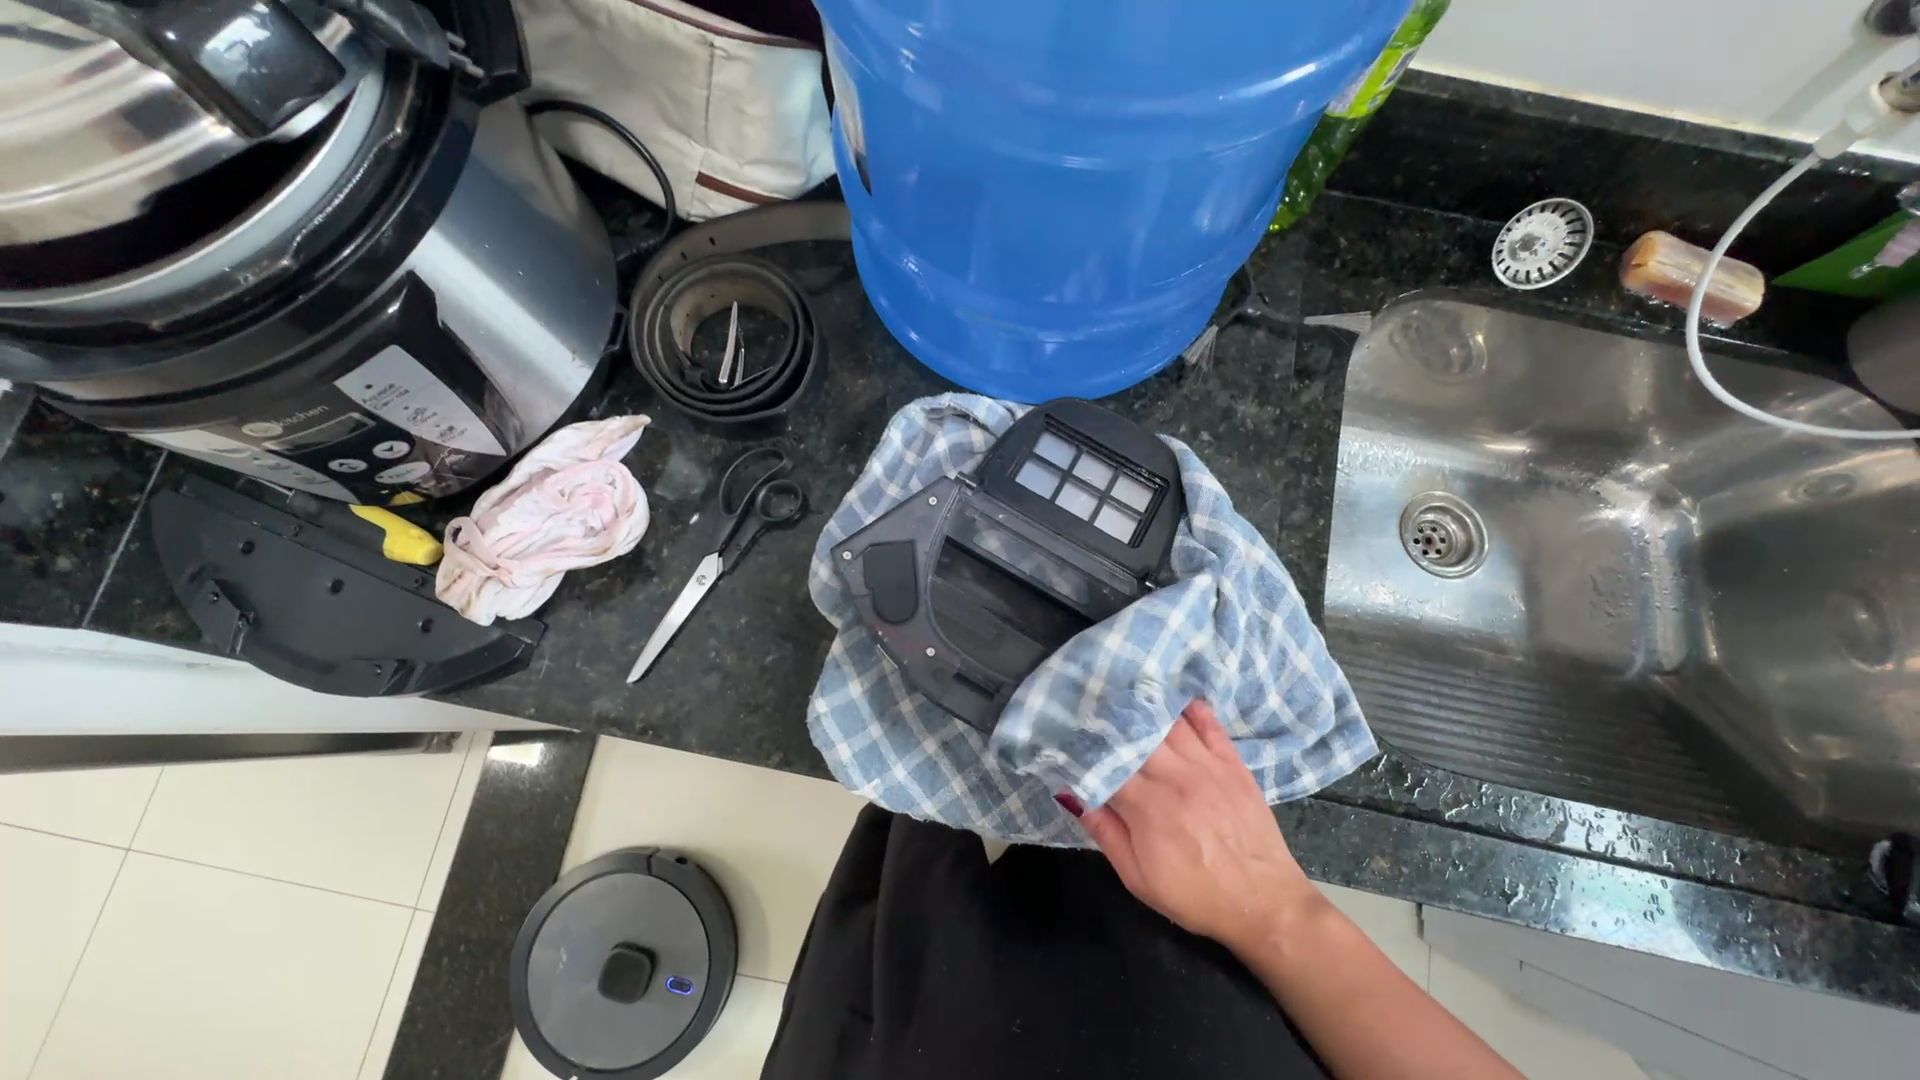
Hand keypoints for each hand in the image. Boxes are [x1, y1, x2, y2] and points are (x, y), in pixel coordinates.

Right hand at [1077, 700, 1322, 952]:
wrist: (1263, 904)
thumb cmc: (1195, 896)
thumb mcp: (1138, 878)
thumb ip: (1106, 833)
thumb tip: (1072, 795)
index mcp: (1147, 808)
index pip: (1107, 763)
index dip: (1087, 749)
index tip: (1070, 737)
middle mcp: (1175, 778)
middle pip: (1135, 736)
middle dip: (1112, 722)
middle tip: (1093, 709)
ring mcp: (1208, 767)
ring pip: (1169, 723)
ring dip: (1146, 709)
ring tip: (1127, 697)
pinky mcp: (1234, 765)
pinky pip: (1209, 724)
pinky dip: (1191, 709)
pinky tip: (1175, 698)